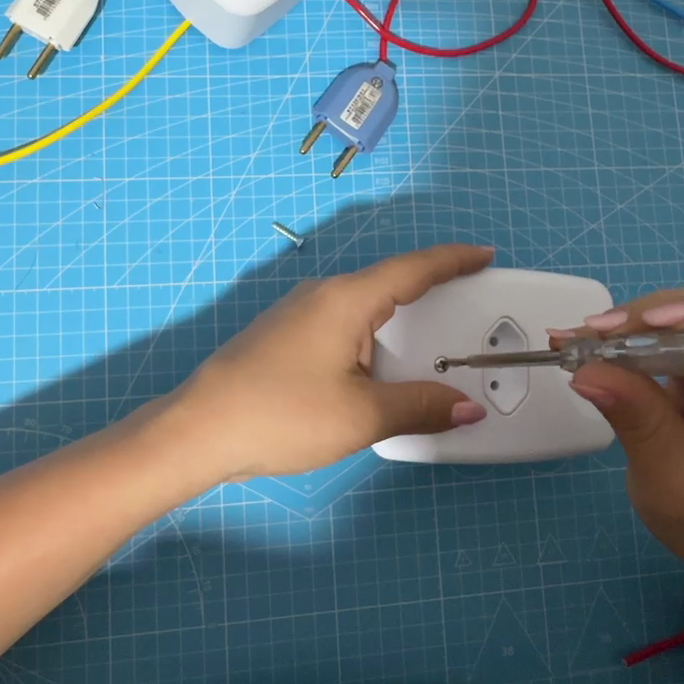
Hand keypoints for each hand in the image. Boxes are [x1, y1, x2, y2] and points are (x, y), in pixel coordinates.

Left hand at [166, 244, 494, 480]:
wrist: (199, 429)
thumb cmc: (283, 414)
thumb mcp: (362, 415)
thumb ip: (420, 406)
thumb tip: (465, 406)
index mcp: (345, 299)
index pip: (412, 269)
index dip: (452, 260)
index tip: (483, 254)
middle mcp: (320, 295)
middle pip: (386, 284)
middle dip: (428, 291)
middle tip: (465, 303)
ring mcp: (295, 313)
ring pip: (360, 305)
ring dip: (395, 318)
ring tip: (426, 342)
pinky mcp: (280, 335)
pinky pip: (339, 323)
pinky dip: (369, 334)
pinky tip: (372, 364)